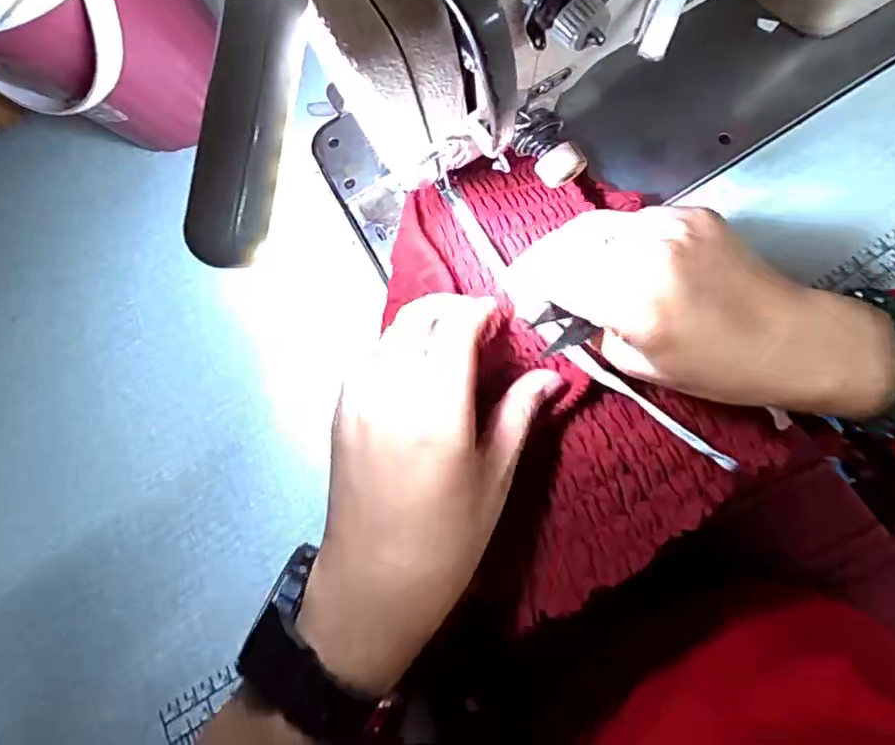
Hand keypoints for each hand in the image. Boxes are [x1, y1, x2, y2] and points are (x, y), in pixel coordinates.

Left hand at [297, 294, 561, 694]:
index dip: (485, 310)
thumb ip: (520, 412)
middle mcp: (390, 390)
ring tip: (459, 346)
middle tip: (487, 329)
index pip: (456, 324)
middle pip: (422, 313)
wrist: (369, 586)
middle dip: (458, 308)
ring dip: (431, 322)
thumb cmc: (446, 541)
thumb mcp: (495, 477)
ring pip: (396, 326)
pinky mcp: (342, 405)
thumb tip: (553, 375)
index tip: (506, 318)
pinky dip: (406, 343)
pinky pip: (376, 350)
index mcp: (434, 410)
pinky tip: (426, 369)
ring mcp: (358, 395)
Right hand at [506, 207, 894, 417]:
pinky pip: (634, 221)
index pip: (555, 273)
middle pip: (569, 238)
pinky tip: (620, 258)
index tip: (524, 299)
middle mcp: (647, 248)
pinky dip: (615, 238)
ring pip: (598, 223)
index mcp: (634, 296)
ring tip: (572, 267)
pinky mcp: (691, 211)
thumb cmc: (721, 369)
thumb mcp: (644, 366)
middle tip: (536, 280)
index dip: (530, 286)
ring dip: (576, 244)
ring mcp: (671, 222)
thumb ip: (594, 332)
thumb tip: (560, 312)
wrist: (793, 336)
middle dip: (544, 259)